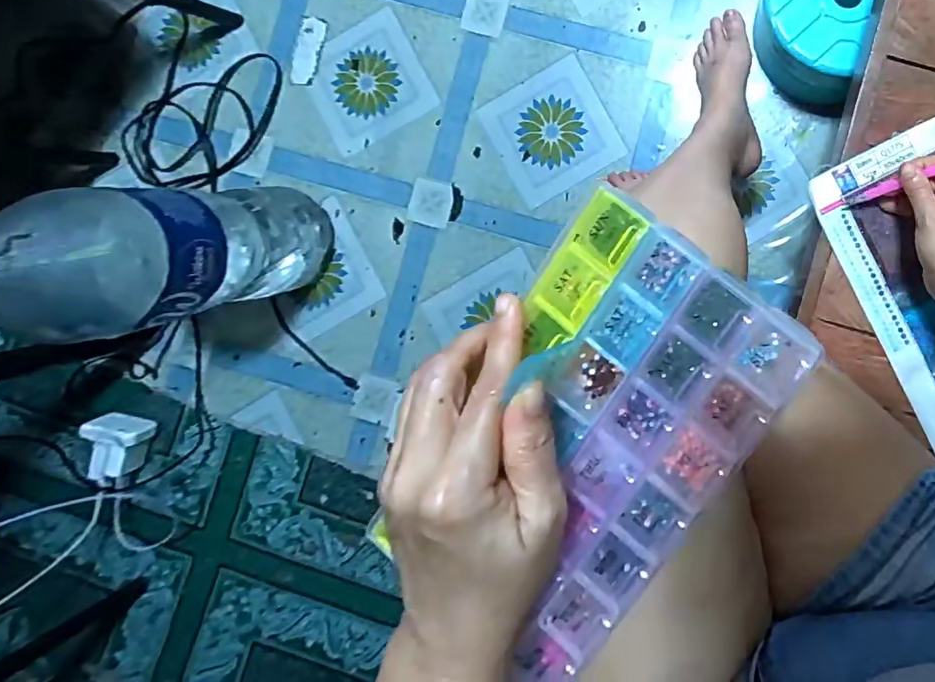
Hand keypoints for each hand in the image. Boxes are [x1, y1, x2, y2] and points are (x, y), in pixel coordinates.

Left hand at [379, 294, 565, 681]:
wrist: (452, 629)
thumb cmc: (512, 576)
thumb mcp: (544, 519)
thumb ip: (534, 449)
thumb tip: (529, 383)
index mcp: (456, 489)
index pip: (482, 397)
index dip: (501, 345)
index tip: (514, 305)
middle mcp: (413, 473)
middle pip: (436, 381)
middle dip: (472, 342)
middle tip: (509, 324)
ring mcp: (393, 474)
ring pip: (418, 389)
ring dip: (456, 357)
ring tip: (494, 344)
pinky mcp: (389, 475)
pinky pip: (413, 409)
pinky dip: (442, 382)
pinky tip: (470, 380)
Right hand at [881, 158, 934, 310]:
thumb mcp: (929, 218)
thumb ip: (918, 190)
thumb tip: (906, 166)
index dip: (920, 164)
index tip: (898, 171)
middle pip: (931, 178)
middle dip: (907, 178)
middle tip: (883, 183)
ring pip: (924, 192)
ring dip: (903, 192)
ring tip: (880, 194)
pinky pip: (921, 207)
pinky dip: (906, 205)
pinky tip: (887, 206)